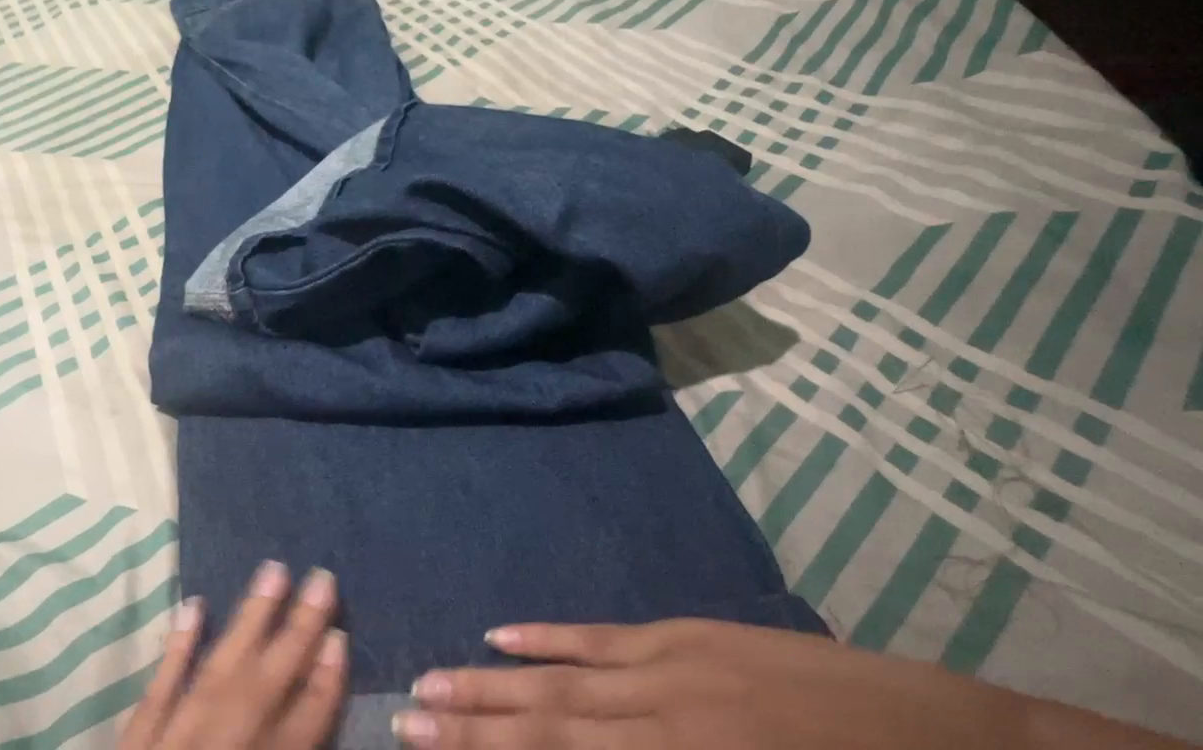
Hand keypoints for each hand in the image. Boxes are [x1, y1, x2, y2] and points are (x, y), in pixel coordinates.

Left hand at [120, 560, 348, 749]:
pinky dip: (177, 649)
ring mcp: (172, 748)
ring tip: (271, 572)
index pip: (301, 732)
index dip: (325, 686)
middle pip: (264, 689)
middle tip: (321, 579)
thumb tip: (311, 727)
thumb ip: (288, 745)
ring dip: (247, 623)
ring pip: (216, 675)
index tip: (341, 639)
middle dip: (296, 634)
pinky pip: (157, 691)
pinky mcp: (132, 747)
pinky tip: (195, 605)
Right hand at [392, 618, 1195, 749]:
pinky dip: (550, 638)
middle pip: (548, 727)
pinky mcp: (692, 637)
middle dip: (473, 727)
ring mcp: (674, 671)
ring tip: (434, 682)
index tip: (432, 749)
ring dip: (493, 686)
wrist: (969, 749)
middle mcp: (665, 725)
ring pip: (564, 683)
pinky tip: (504, 637)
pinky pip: (604, 639)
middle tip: (406, 717)